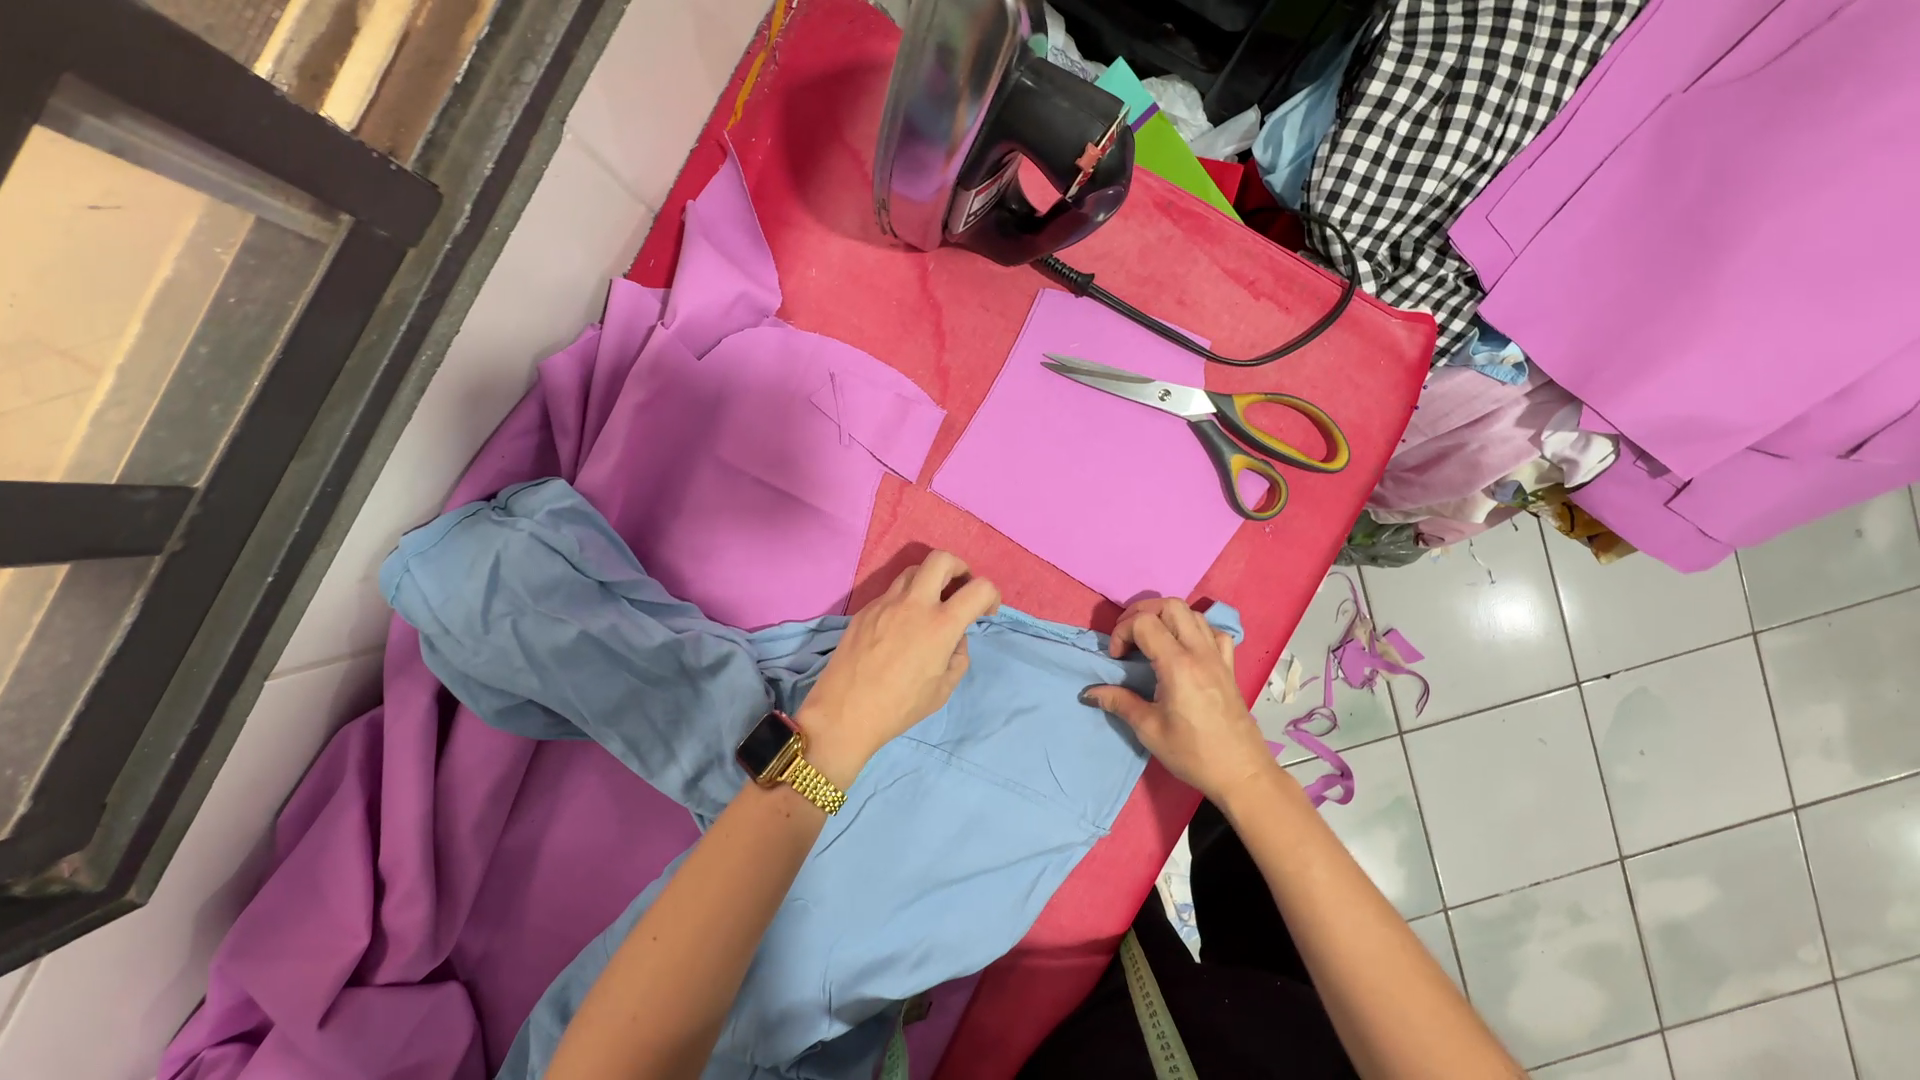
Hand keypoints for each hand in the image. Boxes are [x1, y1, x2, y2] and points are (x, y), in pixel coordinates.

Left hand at [796, 551, 999, 784]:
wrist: (845, 711)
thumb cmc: (900, 707)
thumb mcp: (943, 689)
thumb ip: (958, 656)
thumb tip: (955, 638)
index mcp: (941, 625)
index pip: (979, 588)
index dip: (991, 595)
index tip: (986, 611)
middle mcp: (914, 604)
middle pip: (942, 559)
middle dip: (959, 567)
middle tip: (960, 588)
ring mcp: (885, 603)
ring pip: (913, 570)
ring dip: (929, 579)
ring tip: (930, 604)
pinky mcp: (865, 609)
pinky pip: (891, 592)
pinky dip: (905, 599)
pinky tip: (900, 625)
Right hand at [1082, 598, 1278, 804]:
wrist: (1241, 773)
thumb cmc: (1193, 754)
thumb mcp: (1149, 730)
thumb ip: (1119, 702)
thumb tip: (1090, 693)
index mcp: (1178, 665)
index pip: (1145, 623)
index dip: (1122, 632)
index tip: (1116, 658)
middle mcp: (1200, 652)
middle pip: (1170, 605)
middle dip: (1142, 613)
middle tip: (1128, 638)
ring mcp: (1218, 657)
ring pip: (1193, 613)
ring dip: (1166, 618)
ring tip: (1151, 641)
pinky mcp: (1229, 667)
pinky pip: (1215, 633)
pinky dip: (1195, 630)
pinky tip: (1185, 649)